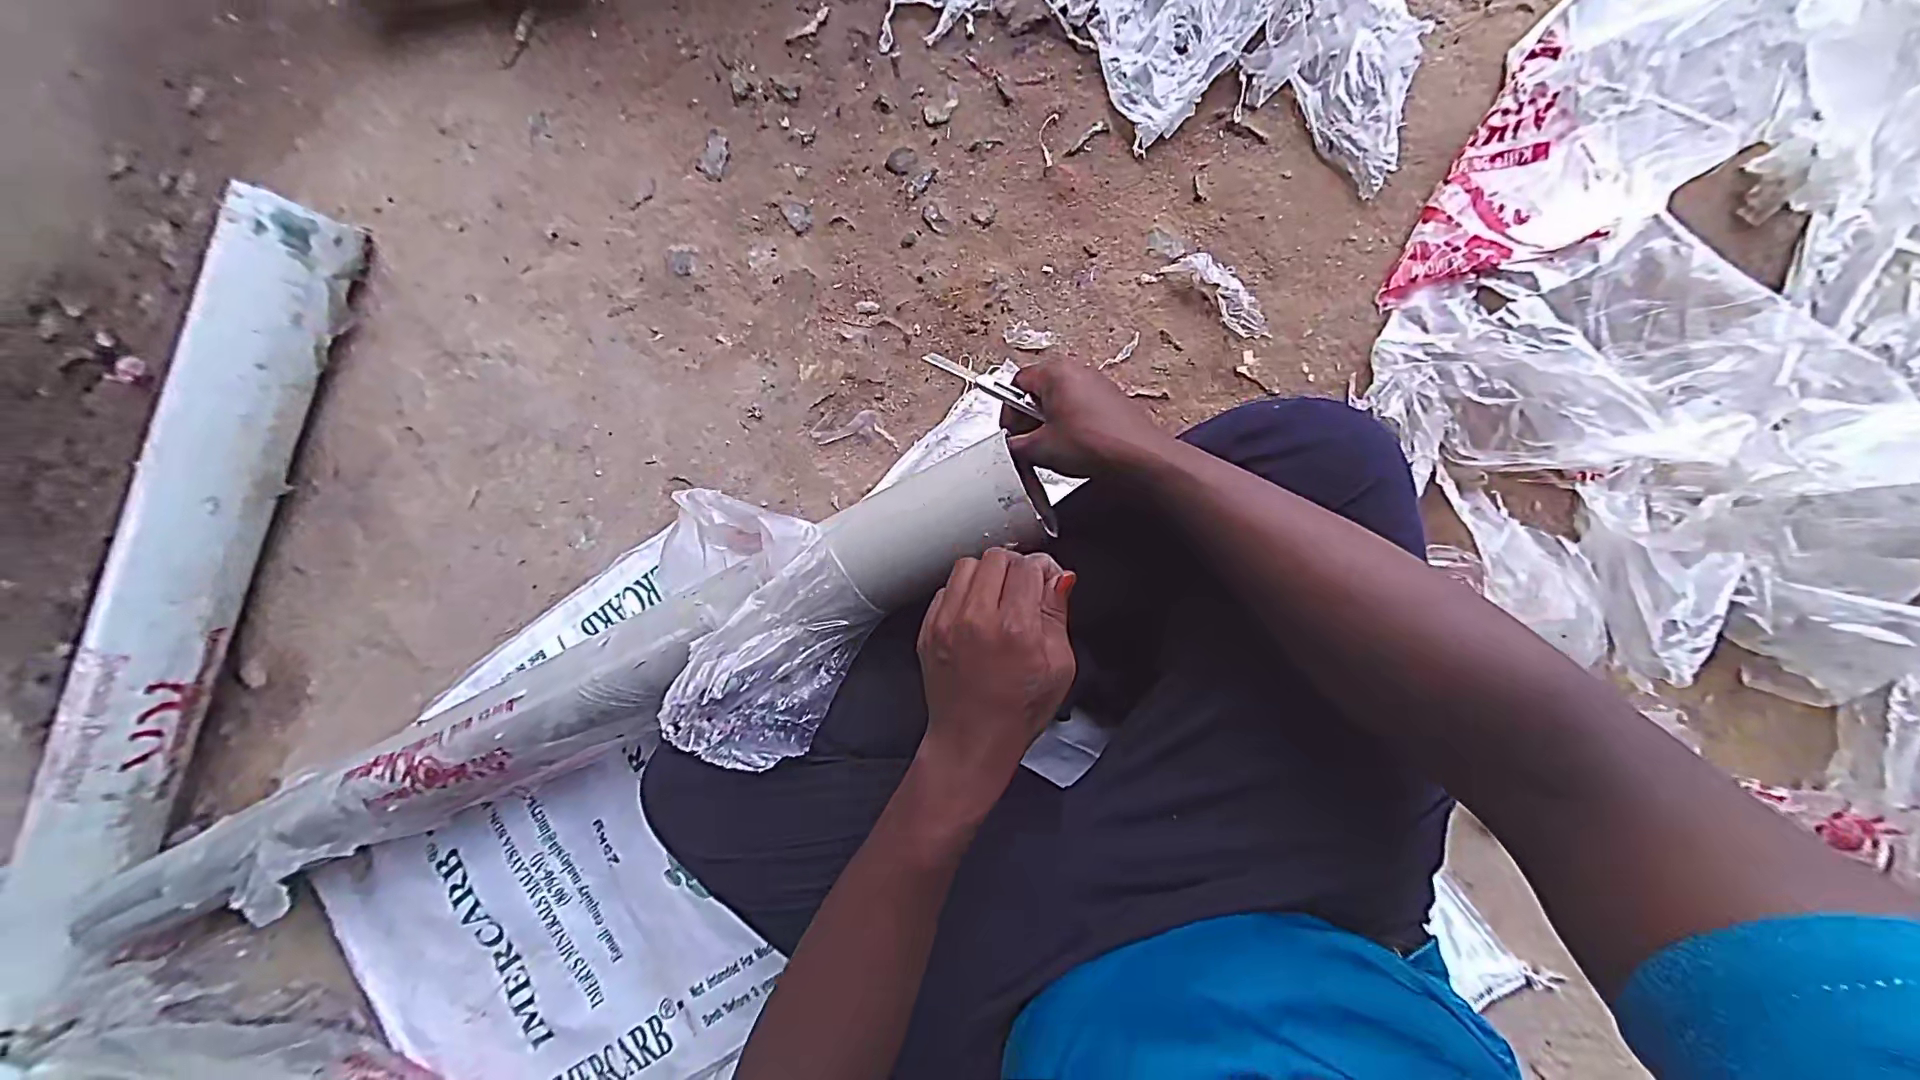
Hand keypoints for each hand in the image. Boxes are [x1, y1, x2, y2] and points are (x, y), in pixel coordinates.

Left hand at [913, 548, 1076, 821]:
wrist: (972, 741)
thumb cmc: (1017, 712)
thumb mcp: (1059, 666)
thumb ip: (1057, 613)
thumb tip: (1060, 578)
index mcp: (1015, 629)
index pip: (1027, 566)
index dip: (1043, 569)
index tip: (1046, 580)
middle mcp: (976, 620)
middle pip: (996, 557)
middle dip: (1015, 568)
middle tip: (1023, 589)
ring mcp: (947, 624)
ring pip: (967, 565)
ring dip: (986, 575)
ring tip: (997, 599)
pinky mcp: (928, 630)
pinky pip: (945, 589)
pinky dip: (963, 593)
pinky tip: (975, 615)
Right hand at [1001, 359, 1172, 477]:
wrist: (1138, 457)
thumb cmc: (1094, 444)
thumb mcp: (1039, 448)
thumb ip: (1016, 444)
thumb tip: (1013, 445)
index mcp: (1056, 372)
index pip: (1017, 383)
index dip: (1009, 410)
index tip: (1010, 431)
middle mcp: (1078, 372)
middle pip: (1040, 391)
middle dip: (1030, 418)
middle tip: (1028, 442)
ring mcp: (1098, 385)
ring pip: (1061, 402)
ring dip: (1051, 424)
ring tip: (1053, 448)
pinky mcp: (1111, 402)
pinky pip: (1081, 410)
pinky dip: (1072, 426)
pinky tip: (1074, 448)